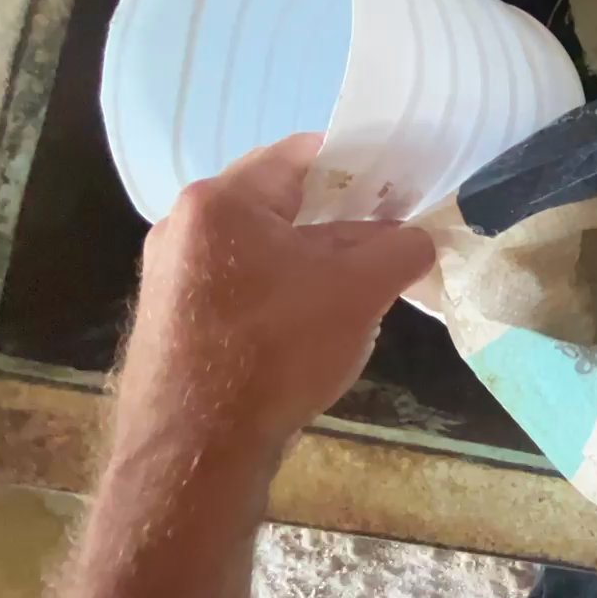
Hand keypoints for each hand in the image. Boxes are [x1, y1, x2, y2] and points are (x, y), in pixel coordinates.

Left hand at [115, 133, 434, 470]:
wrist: (199, 444)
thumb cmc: (280, 346)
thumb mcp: (363, 290)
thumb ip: (404, 249)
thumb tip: (419, 239)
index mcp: (223, 202)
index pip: (300, 154)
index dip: (359, 163)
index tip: (401, 184)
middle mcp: (188, 226)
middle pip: (285, 201)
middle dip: (347, 217)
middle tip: (395, 235)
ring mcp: (177, 272)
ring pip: (270, 244)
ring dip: (323, 256)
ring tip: (369, 282)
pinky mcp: (182, 314)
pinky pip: (251, 279)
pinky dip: (294, 285)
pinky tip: (325, 318)